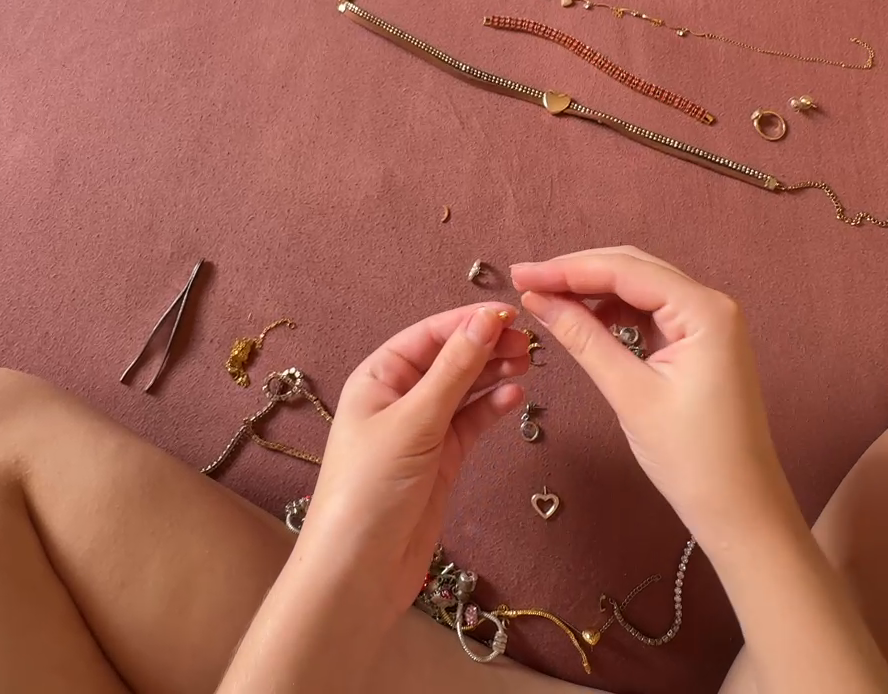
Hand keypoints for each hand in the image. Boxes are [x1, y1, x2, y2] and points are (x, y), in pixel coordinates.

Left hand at [295, 303, 530, 618]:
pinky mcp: (441, 458)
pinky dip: (492, 408)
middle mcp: (400, 396)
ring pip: (465, 388)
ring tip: (527, 363)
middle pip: (450, 358)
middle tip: (528, 342)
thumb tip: (486, 320)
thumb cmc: (371, 487)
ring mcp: (422, 428)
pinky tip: (515, 396)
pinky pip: (471, 422)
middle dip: (486, 345)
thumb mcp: (414, 421)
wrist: (358, 574)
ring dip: (494, 373)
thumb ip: (454, 369)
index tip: (511, 314)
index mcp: (380, 375)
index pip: (430, 334)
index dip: (469, 320)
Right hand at [511, 247, 793, 539]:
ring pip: (638, 286)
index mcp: (704, 310)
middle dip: (576, 272)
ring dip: (592, 289)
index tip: (520, 275)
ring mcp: (707, 322)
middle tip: (526, 281)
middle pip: (632, 267)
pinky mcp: (698, 341)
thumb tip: (537, 300)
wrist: (741, 512)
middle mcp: (710, 303)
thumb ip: (583, 338)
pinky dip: (612, 311)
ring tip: (546, 299)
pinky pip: (648, 311)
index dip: (567, 268)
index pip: (624, 269)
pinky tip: (582, 318)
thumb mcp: (630, 394)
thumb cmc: (692, 459)